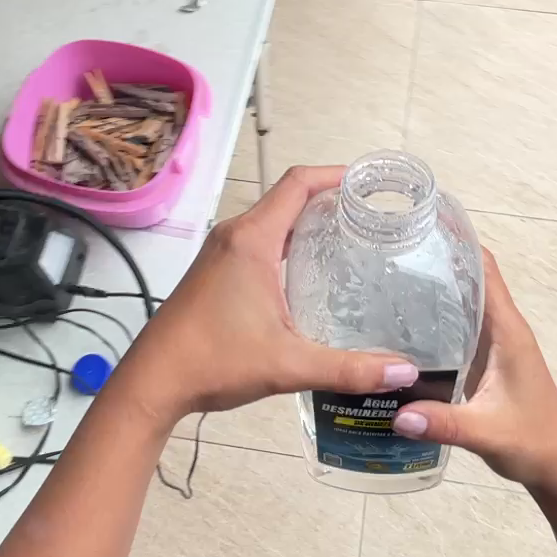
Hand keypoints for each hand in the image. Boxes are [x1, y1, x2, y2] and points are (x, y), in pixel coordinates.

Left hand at [110, 166, 418, 422]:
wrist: (153, 381)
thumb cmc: (211, 362)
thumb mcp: (288, 365)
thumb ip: (349, 368)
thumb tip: (404, 373)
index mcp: (251, 240)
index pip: (298, 184)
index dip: (336, 175)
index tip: (370, 184)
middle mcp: (234, 236)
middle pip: (288, 198)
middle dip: (329, 200)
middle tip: (372, 216)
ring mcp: (221, 253)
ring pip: (272, 221)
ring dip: (307, 223)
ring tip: (351, 241)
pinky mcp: (215, 272)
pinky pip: (258, 242)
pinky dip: (288, 244)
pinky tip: (311, 275)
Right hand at [392, 250, 556, 491]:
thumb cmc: (532, 440)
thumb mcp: (486, 432)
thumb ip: (443, 423)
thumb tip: (396, 415)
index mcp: (507, 331)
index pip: (485, 270)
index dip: (459, 241)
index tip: (422, 223)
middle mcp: (500, 328)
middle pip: (469, 276)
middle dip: (436, 256)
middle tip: (387, 247)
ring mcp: (491, 342)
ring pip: (462, 298)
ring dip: (432, 281)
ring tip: (384, 272)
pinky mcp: (481, 358)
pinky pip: (456, 322)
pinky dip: (432, 311)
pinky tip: (397, 318)